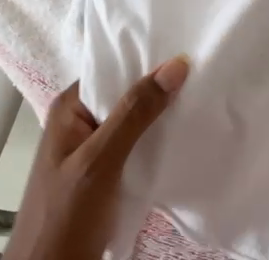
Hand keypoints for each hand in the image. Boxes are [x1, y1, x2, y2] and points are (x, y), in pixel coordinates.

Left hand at [6, 56, 189, 259]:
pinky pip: (136, 147)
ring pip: (134, 122)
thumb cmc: (65, 217)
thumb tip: (176, 64)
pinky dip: (157, 143)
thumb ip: (135, 113)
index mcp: (69, 109)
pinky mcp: (106, 176)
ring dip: (161, 117)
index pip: (112, 68)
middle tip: (202, 74)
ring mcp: (93, 151)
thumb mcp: (100, 161)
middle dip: (159, 88)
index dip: (147, 59)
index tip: (186, 51)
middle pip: (125, 94)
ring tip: (200, 100)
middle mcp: (80, 123)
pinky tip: (183, 138)